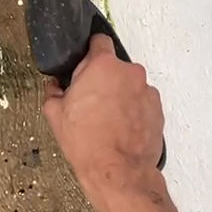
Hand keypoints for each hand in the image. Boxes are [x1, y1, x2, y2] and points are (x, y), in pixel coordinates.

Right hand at [41, 35, 167, 206]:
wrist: (117, 171)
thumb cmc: (88, 142)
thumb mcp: (55, 114)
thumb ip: (54, 93)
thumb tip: (55, 88)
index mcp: (103, 66)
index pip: (99, 41)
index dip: (88, 53)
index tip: (84, 65)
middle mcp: (129, 73)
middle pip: (113, 68)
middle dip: (102, 80)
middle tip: (88, 102)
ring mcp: (147, 91)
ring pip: (128, 86)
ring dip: (118, 97)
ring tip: (104, 121)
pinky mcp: (157, 110)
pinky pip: (140, 103)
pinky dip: (131, 112)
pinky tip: (117, 129)